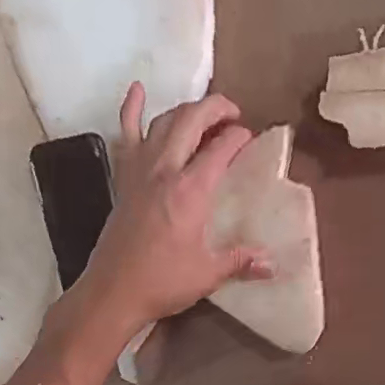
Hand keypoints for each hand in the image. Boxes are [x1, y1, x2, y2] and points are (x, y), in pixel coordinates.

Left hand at [71, 83, 269, 331]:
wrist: (112, 293)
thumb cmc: (161, 284)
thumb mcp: (206, 274)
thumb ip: (239, 262)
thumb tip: (272, 265)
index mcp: (190, 191)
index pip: (222, 147)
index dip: (240, 137)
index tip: (251, 140)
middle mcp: (165, 171)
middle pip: (192, 119)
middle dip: (217, 109)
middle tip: (233, 116)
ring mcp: (139, 172)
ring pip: (163, 122)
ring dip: (185, 111)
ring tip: (202, 117)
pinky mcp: (123, 181)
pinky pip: (125, 135)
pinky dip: (132, 110)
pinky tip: (138, 91)